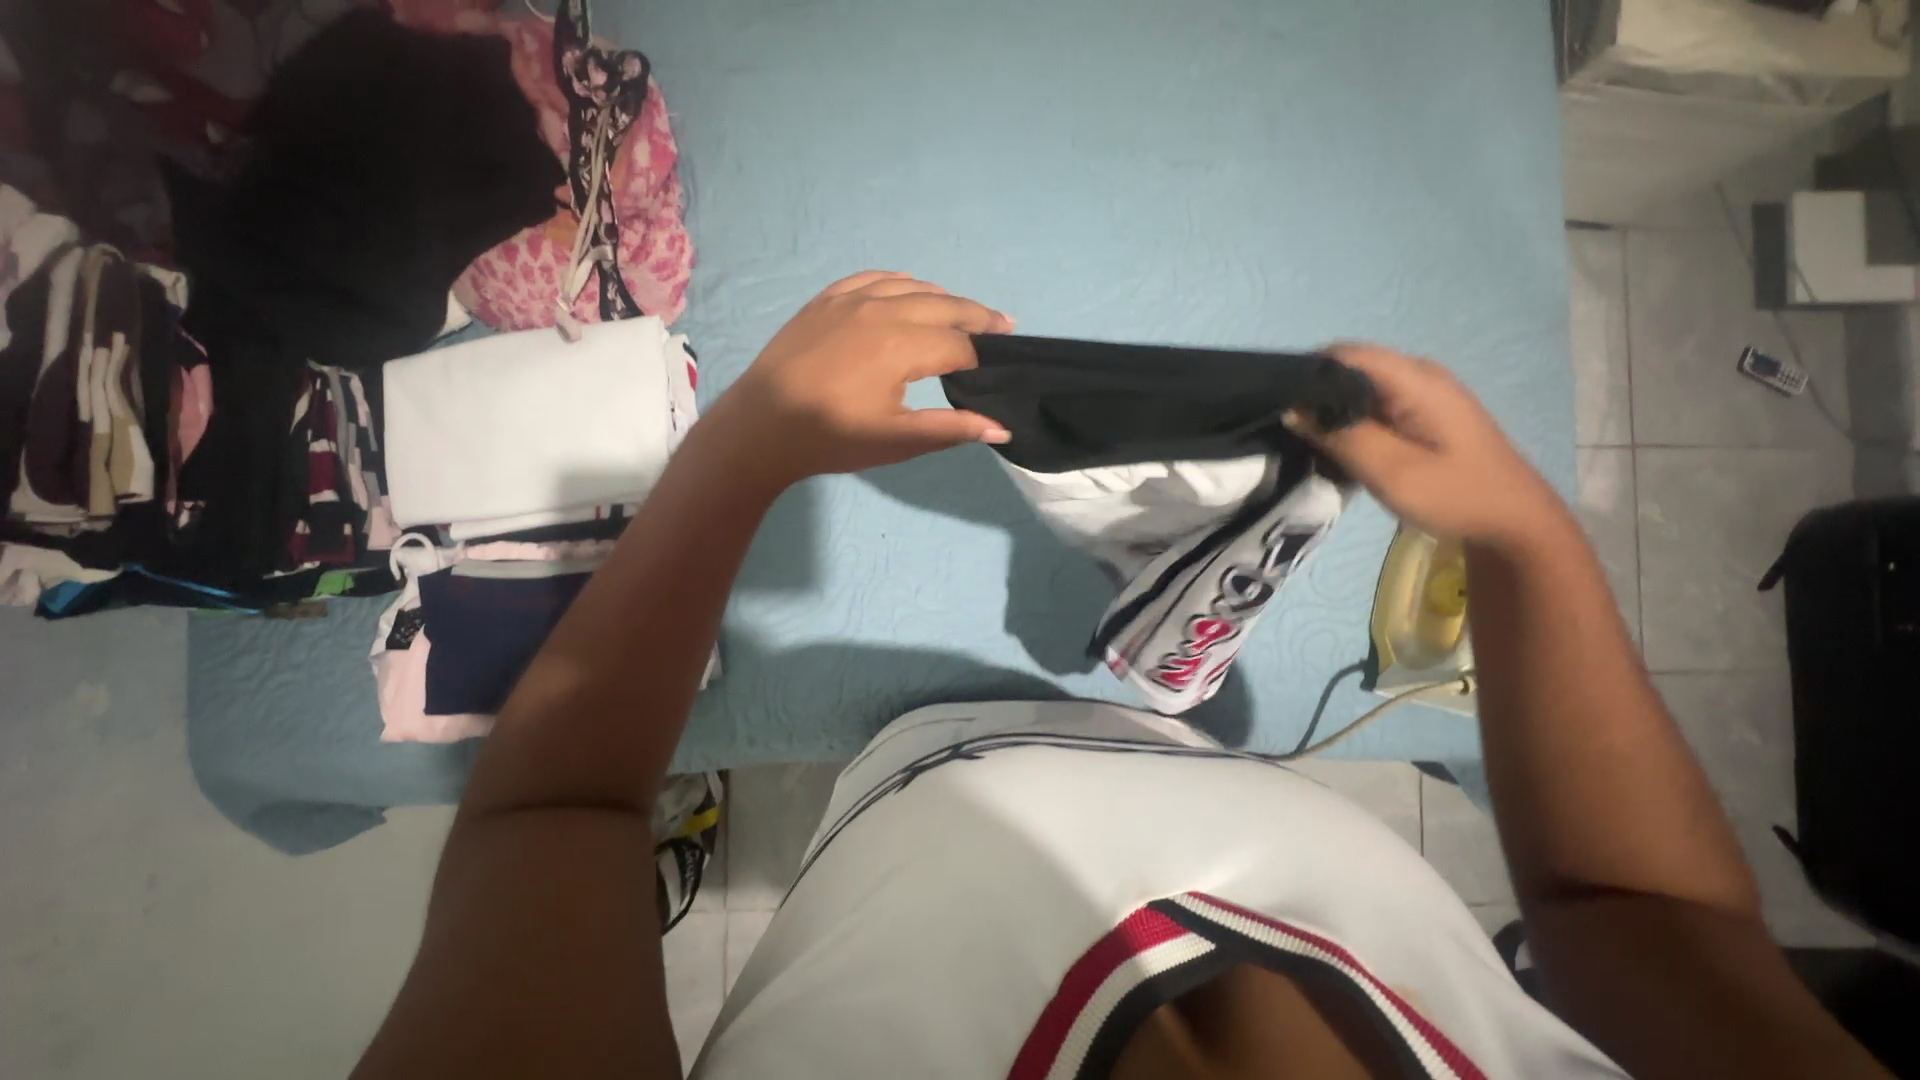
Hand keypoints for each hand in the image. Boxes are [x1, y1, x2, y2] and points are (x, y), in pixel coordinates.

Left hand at [699, 271, 1013, 491]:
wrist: (761, 427)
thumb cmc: (831, 439)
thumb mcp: (896, 441)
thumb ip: (952, 429)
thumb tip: (1001, 429)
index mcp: (901, 344)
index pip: (958, 346)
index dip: (980, 359)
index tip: (996, 369)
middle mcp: (881, 310)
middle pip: (943, 305)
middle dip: (976, 317)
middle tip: (1002, 325)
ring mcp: (850, 299)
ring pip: (910, 286)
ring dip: (941, 298)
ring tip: (960, 313)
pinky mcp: (825, 300)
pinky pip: (872, 278)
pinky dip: (899, 282)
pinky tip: (907, 288)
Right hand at [1287, 344, 1570, 548]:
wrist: (1514, 523)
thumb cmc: (1455, 496)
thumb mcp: (1392, 472)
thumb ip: (1341, 437)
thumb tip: (1293, 410)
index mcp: (1416, 380)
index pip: (1346, 354)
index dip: (1307, 372)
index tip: (1276, 404)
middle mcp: (1419, 376)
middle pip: (1351, 367)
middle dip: (1315, 393)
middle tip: (1286, 428)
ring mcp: (1423, 395)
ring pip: (1359, 388)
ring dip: (1331, 410)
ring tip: (1305, 439)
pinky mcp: (1422, 414)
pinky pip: (1373, 405)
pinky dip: (1349, 421)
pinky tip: (1337, 448)